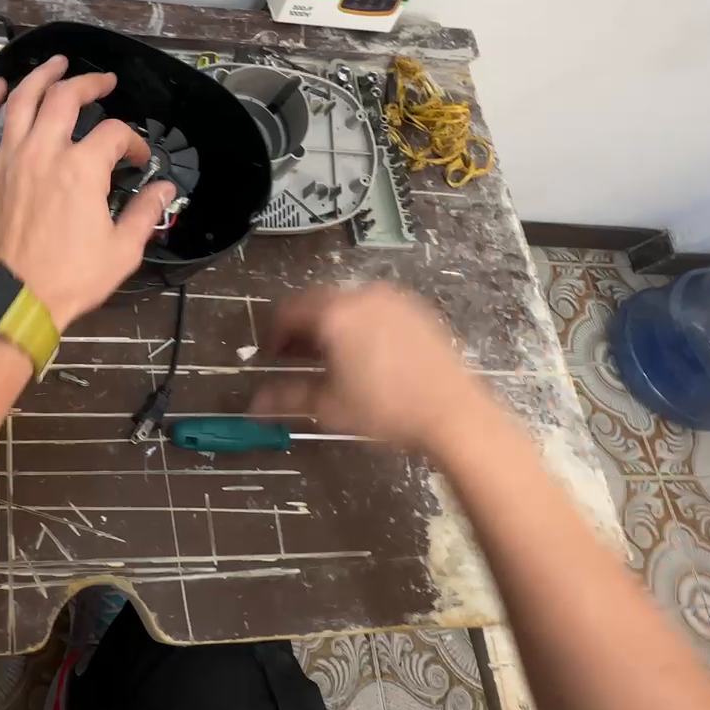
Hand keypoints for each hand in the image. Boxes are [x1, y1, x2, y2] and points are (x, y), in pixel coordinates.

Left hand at [0, 56, 175, 328]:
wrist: (16, 300)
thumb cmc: (70, 278)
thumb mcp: (122, 250)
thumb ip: (146, 213)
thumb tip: (165, 190)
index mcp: (81, 170)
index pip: (114, 135)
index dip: (133, 142)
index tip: (139, 159)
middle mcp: (43, 153)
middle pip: (65, 98)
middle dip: (90, 84)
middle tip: (104, 82)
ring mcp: (9, 159)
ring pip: (20, 101)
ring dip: (40, 76)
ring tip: (57, 63)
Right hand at [250, 284, 492, 450]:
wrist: (456, 414)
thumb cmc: (386, 409)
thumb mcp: (330, 405)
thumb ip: (287, 398)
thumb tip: (253, 405)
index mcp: (333, 313)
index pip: (287, 311)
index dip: (273, 334)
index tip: (272, 357)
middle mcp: (360, 295)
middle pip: (315, 302)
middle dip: (301, 329)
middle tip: (297, 358)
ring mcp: (392, 299)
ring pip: (345, 303)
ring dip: (329, 324)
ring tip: (331, 357)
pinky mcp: (416, 309)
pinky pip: (374, 308)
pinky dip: (359, 323)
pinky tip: (366, 354)